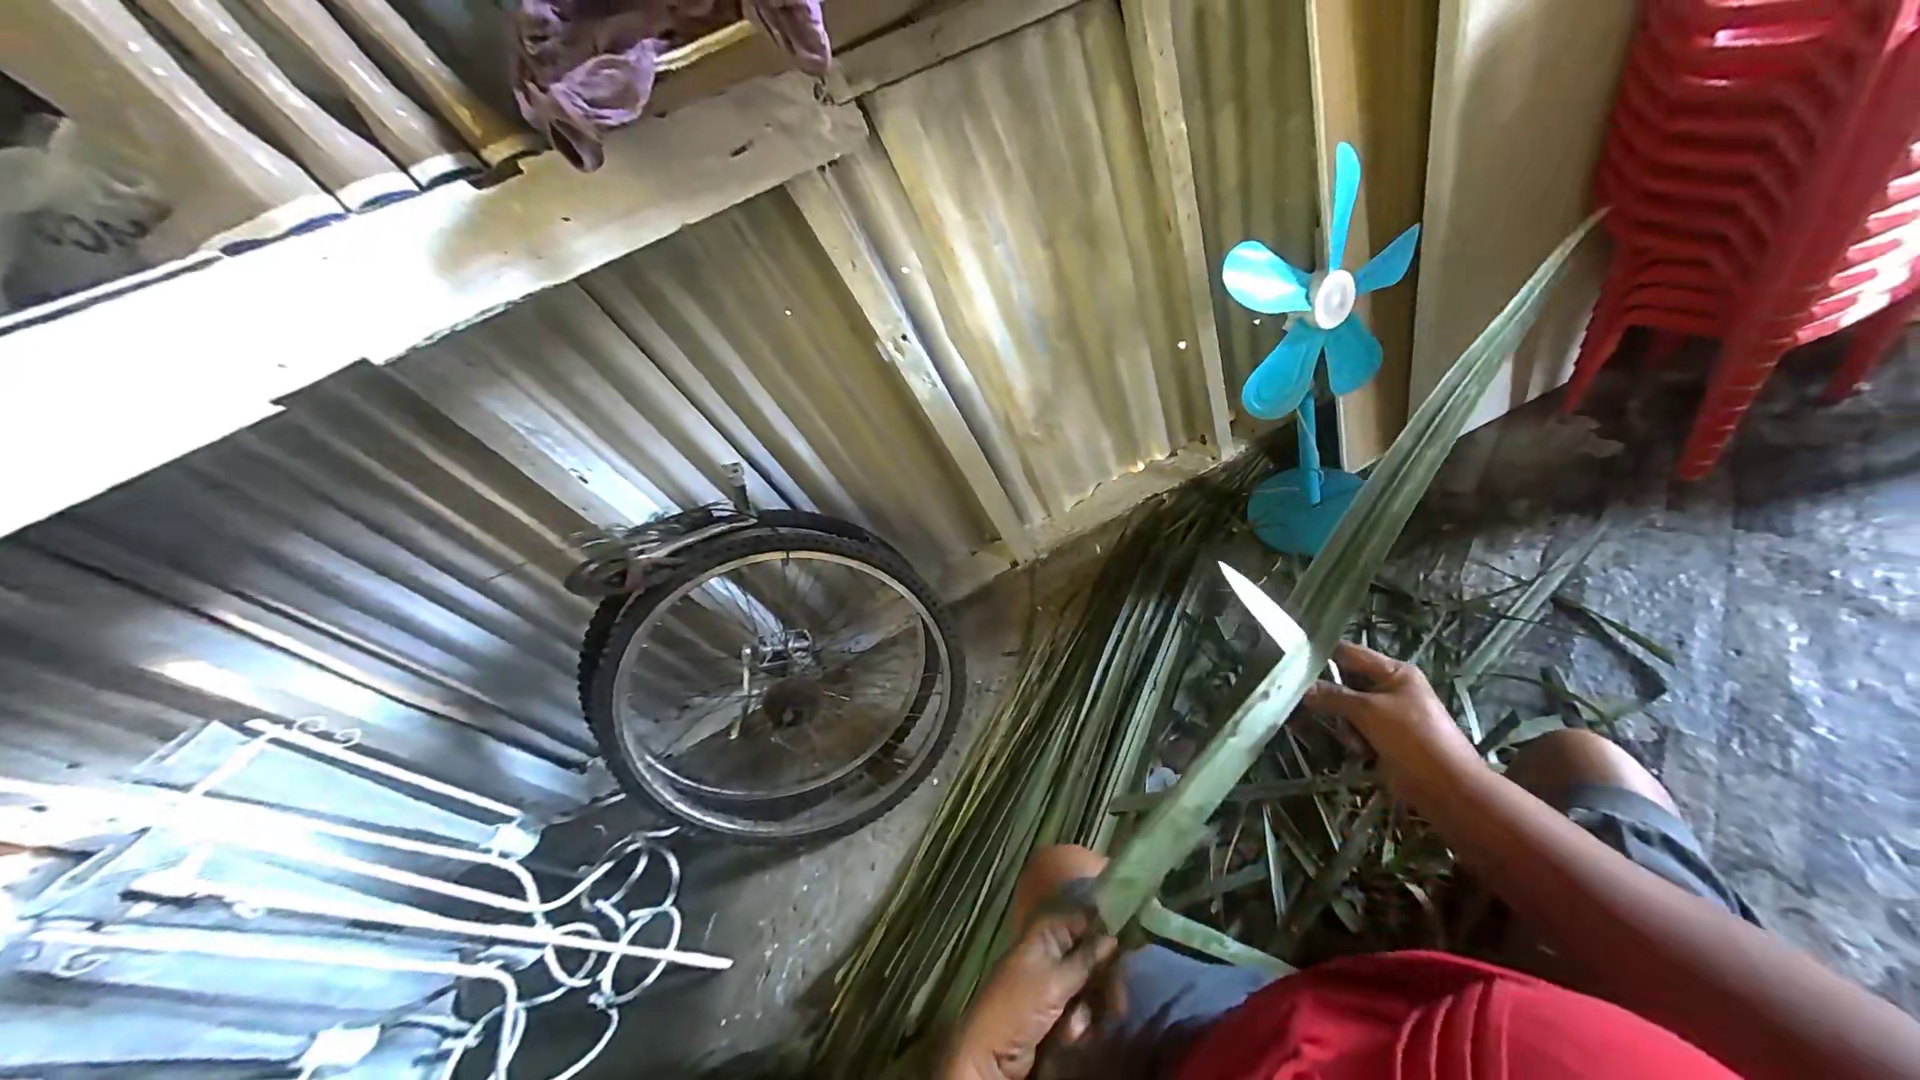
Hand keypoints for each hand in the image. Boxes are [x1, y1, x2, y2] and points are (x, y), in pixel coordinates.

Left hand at [940, 905, 1117, 1079]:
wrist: (990, 1053)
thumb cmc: (1018, 1006)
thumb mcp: (1055, 981)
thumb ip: (1088, 958)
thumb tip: (1116, 935)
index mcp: (1046, 932)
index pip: (1086, 917)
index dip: (1109, 928)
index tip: (1134, 944)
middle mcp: (1053, 949)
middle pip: (1095, 952)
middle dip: (1107, 980)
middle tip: (1117, 1004)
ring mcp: (1056, 979)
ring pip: (1093, 983)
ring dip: (1095, 1006)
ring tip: (1084, 1026)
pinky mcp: (1058, 1006)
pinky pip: (1084, 1006)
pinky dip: (1083, 1021)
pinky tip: (1073, 1035)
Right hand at [1303, 641, 1481, 806]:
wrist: (1447, 787)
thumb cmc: (1413, 738)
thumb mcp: (1369, 711)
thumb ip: (1332, 695)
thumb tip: (1299, 688)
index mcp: (1393, 672)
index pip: (1348, 653)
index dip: (1320, 655)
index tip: (1289, 664)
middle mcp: (1388, 688)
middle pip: (1343, 682)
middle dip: (1327, 696)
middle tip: (1304, 705)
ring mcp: (1385, 714)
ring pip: (1345, 708)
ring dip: (1342, 724)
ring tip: (1354, 742)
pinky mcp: (1382, 736)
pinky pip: (1354, 728)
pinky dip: (1351, 738)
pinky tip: (1359, 751)